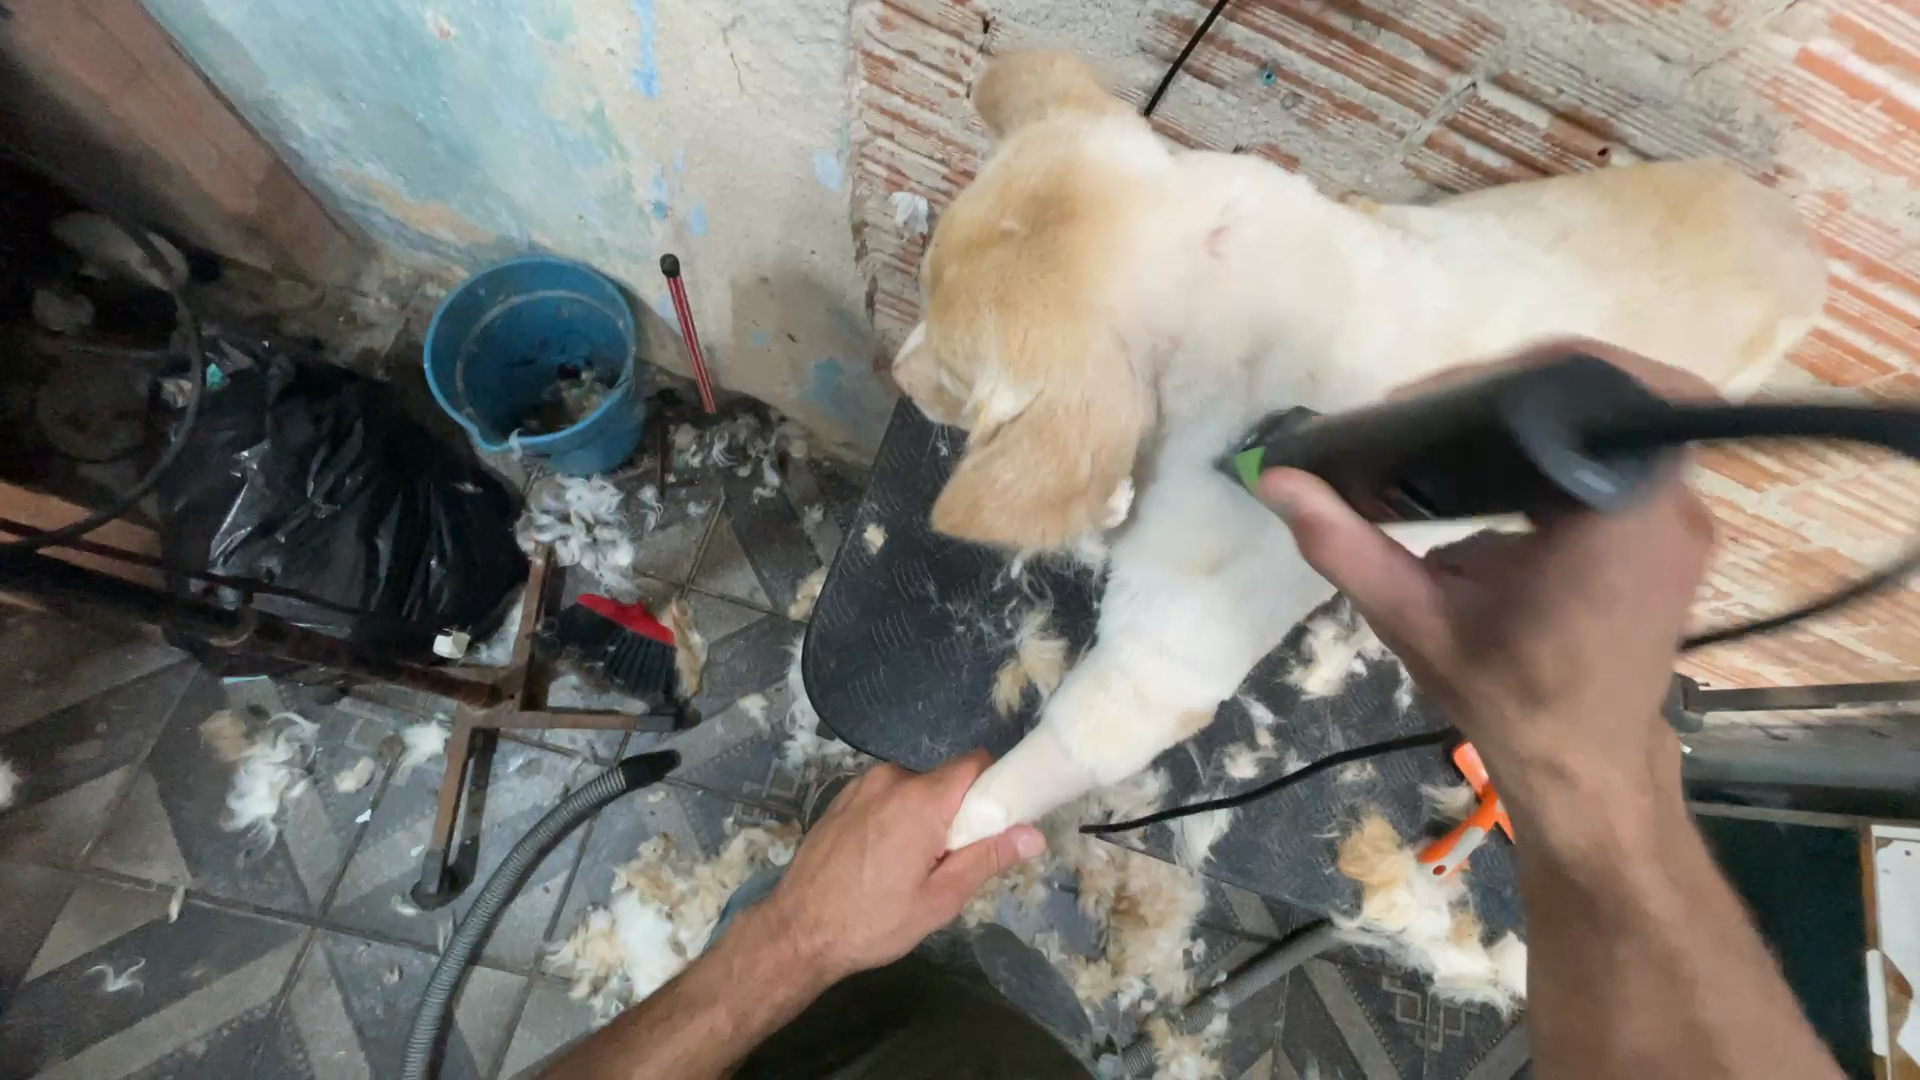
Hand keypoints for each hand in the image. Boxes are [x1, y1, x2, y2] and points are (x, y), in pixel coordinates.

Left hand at [758, 752, 1046, 979]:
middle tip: (951, 858)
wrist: (796, 930)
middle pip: (945, 779)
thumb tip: (1035, 834)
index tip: (998, 820)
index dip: (994, 785)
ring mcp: (863, 784)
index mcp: (921, 798)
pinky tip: (882, 855)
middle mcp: (893, 778)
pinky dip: (897, 815)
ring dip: (925, 814)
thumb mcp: (939, 899)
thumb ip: (987, 858)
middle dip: (957, 810)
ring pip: (915, 787)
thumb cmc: (873, 920)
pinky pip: (888, 794)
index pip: (975, 764)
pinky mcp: (843, 795)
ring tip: (912, 863)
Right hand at [1258, 341, 1715, 831]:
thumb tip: (1274, 482)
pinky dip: (1556, 442)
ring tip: (1451, 431)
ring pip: (1621, 416)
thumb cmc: (1501, 695)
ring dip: (1538, 410)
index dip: (1526, 374)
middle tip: (1432, 411)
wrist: (1578, 761)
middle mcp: (1668, 508)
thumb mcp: (1407, 618)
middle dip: (1519, 384)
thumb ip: (1340, 546)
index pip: (1608, 395)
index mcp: (1616, 524)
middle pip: (1616, 392)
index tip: (1436, 399)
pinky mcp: (1665, 529)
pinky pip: (1618, 452)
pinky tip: (1492, 466)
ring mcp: (1678, 518)